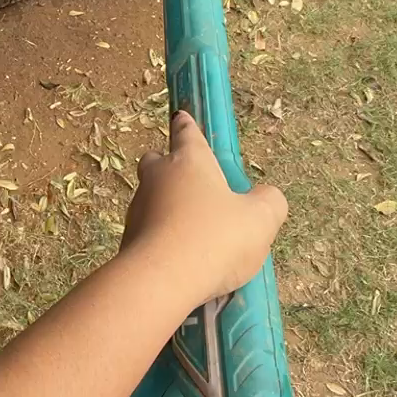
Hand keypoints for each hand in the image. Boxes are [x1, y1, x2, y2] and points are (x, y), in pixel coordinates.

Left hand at [119, 111, 287, 306]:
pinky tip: (182, 258)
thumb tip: (265, 196)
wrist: (161, 279)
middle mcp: (158, 176)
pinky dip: (161, 235)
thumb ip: (269, 202)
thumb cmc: (215, 238)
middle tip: (195, 187)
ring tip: (196, 234)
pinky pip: (148, 228)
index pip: (187, 133)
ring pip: (152, 196)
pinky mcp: (128, 236)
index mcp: (189, 160)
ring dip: (168, 206)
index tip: (182, 117)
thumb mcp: (260, 220)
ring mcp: (138, 206)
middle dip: (170, 166)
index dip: (187, 126)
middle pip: (157, 161)